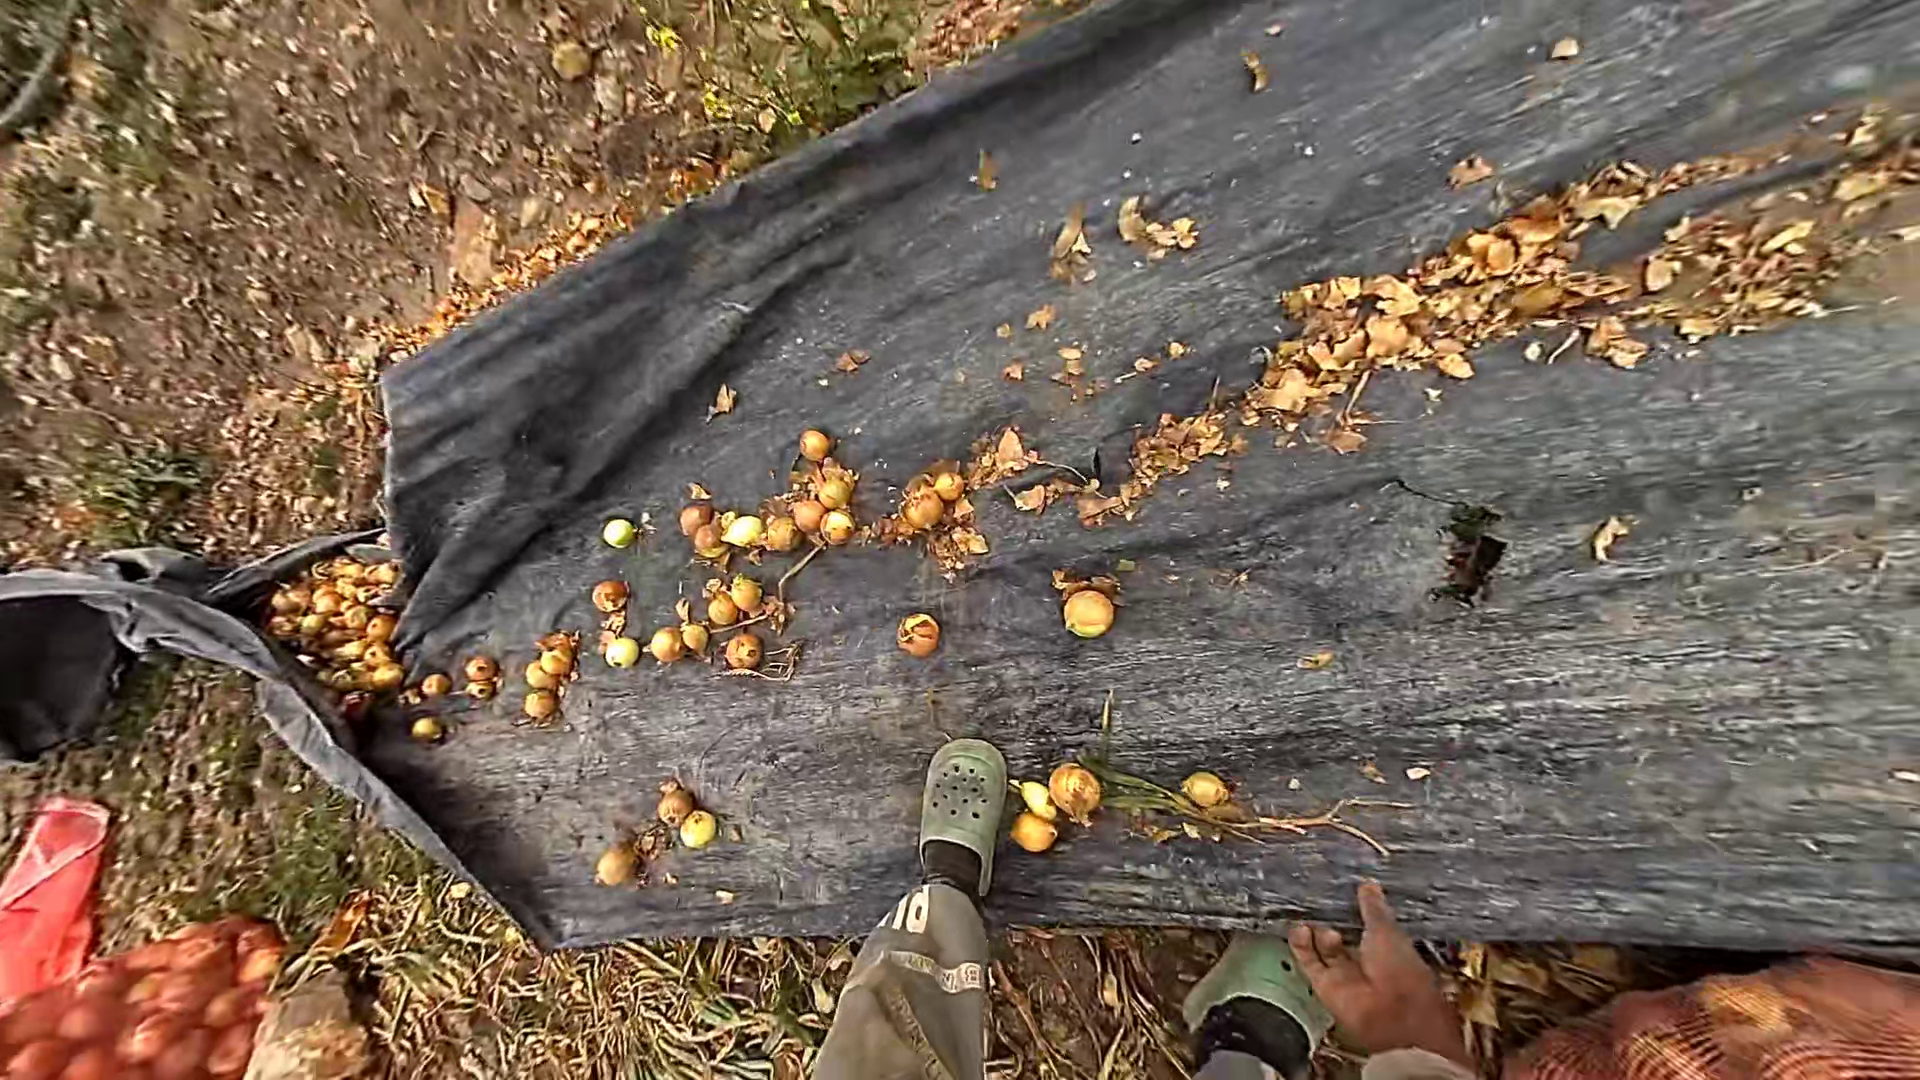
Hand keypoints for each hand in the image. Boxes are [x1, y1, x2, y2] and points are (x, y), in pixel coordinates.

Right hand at [1288, 883, 1470, 1067]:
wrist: (1394, 1020)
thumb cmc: (1403, 975)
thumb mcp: (1388, 934)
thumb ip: (1374, 909)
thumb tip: (1369, 884)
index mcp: (1387, 952)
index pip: (1365, 925)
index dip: (1353, 909)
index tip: (1340, 890)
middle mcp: (1364, 963)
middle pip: (1340, 935)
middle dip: (1328, 918)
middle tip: (1317, 899)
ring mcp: (1343, 974)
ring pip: (1321, 945)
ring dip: (1315, 930)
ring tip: (1315, 921)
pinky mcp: (1324, 984)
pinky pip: (1308, 958)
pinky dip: (1301, 943)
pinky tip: (1301, 929)